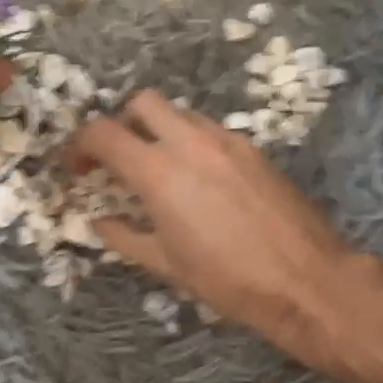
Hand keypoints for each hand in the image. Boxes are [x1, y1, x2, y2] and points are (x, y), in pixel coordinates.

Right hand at [71, 90, 360, 338]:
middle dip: (122, 121)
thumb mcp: (167, 265)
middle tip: (119, 157)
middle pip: (142, 102)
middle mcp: (190, 142)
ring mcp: (227, 140)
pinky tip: (200, 180)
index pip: (102, 133)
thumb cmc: (228, 280)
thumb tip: (99, 221)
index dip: (79, 144)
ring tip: (161, 169)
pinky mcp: (254, 149)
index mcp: (158, 172)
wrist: (305, 278)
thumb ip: (125, 236)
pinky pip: (211, 131)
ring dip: (160, 130)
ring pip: (181, 112)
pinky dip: (193, 143)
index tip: (76, 166)